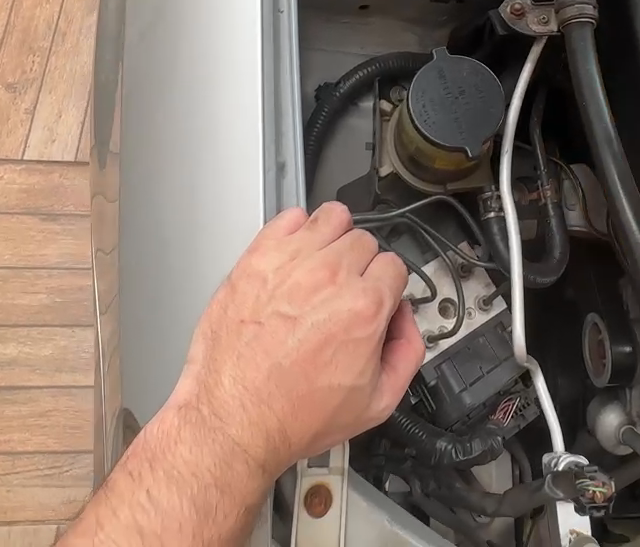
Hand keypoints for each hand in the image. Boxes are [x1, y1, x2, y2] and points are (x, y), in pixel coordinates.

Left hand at [164, 203, 425, 479]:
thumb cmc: (292, 415)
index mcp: (364, 307)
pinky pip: (290, 216)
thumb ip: (408, 353)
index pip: (394, 264)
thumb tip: (406, 321)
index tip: (374, 295)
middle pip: (365, 240)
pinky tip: (294, 255)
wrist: (231, 421)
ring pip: (333, 217)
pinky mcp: (258, 258)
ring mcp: (292, 262)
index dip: (387, 284)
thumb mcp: (375, 404)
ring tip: (322, 263)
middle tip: (344, 289)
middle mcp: (330, 277)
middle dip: (360, 264)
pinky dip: (296, 229)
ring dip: (334, 237)